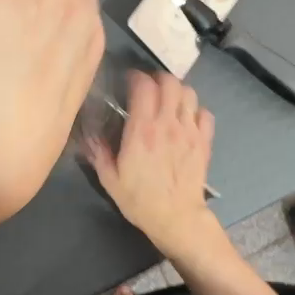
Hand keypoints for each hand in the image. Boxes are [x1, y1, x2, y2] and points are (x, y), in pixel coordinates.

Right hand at [88, 70, 220, 259]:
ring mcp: (189, 131)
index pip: (143, 86)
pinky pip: (205, 114)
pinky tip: (187, 119)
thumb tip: (88, 135)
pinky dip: (196, 110)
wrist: (177, 218)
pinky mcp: (204, 142)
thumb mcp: (110, 179)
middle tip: (149, 87)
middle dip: (158, 78)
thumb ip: (99, 153)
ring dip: (178, 91)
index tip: (129, 81)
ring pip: (189, 93)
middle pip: (169, 82)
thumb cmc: (141, 200)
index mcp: (142, 130)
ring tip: (168, 100)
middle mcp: (167, 124)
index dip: (136, 77)